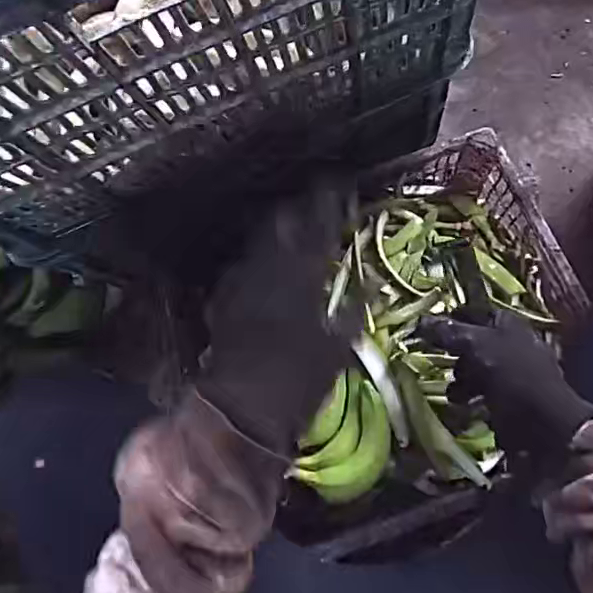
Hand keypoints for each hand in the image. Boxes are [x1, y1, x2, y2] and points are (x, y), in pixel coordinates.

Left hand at [197, 183, 353, 451]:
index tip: (341, 183)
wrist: (243, 409)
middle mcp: (270, 267)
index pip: (319, 223)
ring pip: (259, 238)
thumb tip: (369, 285)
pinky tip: (262, 267)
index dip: (330, 199)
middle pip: (282, 218)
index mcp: (303, 274)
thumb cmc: (299, 379)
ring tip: (290, 227)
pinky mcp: (223, 296)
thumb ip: (353, 309)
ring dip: (277, 230)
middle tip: (314, 203)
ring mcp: (241, 279)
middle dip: (299, 206)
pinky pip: (242, 266)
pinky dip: (257, 261)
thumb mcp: (338, 345)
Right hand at [420, 314, 592, 475]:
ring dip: (460, 381)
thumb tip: (420, 320)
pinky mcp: (509, 401)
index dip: (451, 318)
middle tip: (433, 360)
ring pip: (475, 370)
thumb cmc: (514, 376)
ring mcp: (511, 374)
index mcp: (508, 323)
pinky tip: (461, 407)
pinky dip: (469, 400)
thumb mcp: (478, 346)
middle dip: (452, 353)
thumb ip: (449, 332)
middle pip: (472, 342)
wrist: (546, 429)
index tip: (427, 329)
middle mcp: (511, 344)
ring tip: (452, 393)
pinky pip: (481, 395)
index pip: (473, 311)